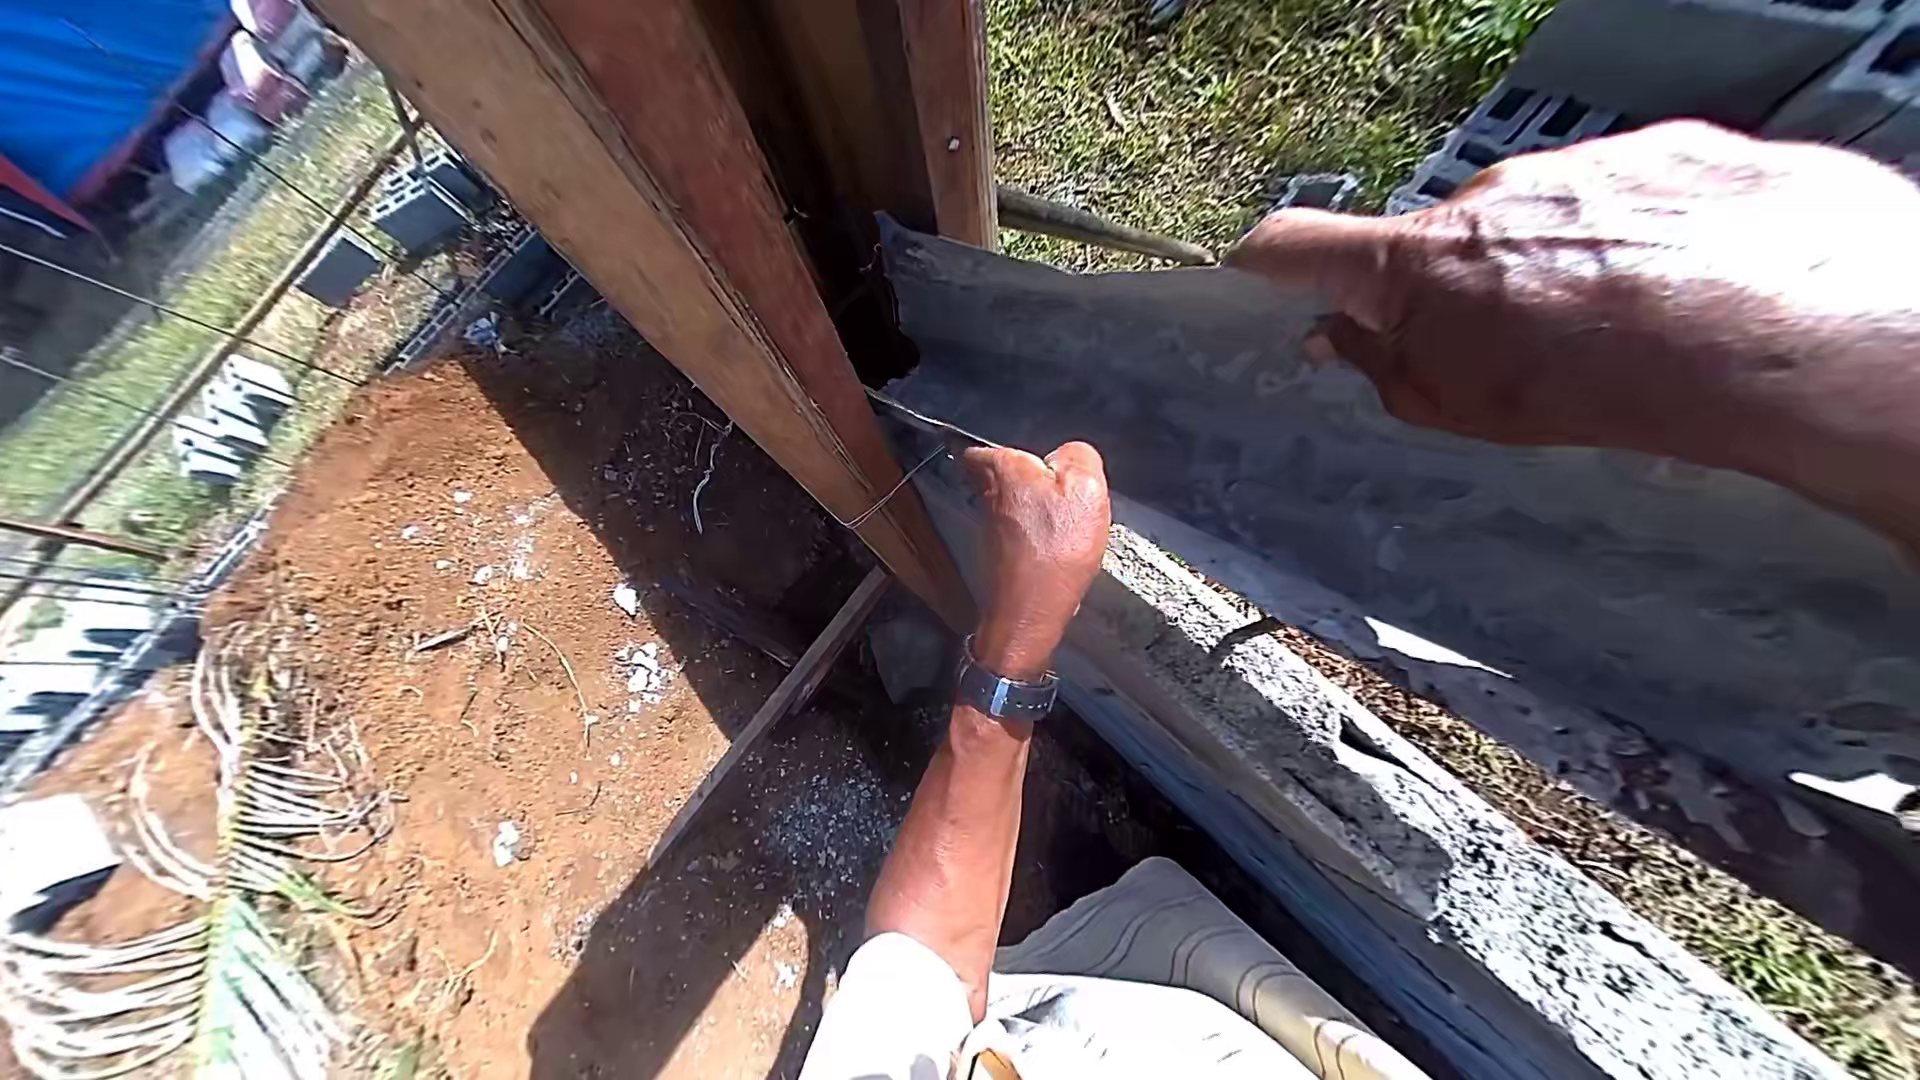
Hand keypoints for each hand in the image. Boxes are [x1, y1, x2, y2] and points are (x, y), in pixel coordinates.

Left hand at [961, 442, 1110, 679]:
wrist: (1030, 612)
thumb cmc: (1055, 550)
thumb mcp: (1086, 488)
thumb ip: (1078, 455)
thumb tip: (1070, 453)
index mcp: (1000, 466)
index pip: (983, 439)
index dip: (1011, 445)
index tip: (1032, 456)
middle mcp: (984, 493)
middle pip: (1002, 471)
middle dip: (1026, 476)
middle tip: (1059, 487)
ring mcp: (987, 525)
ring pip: (1011, 501)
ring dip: (1035, 507)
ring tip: (1064, 522)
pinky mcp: (996, 552)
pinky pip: (1019, 530)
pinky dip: (1036, 534)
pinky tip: (1058, 547)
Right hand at [1231, 121, 1919, 541]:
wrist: (1799, 340)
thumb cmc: (1593, 389)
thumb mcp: (1448, 404)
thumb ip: (1380, 361)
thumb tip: (1340, 332)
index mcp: (1412, 264)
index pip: (1297, 243)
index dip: (1262, 259)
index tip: (1247, 271)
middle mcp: (1479, 197)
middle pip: (1421, 238)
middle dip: (1432, 282)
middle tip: (1478, 334)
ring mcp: (1576, 162)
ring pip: (1516, 215)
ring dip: (1524, 258)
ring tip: (1588, 314)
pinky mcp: (1669, 143)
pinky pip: (1602, 193)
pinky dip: (1606, 234)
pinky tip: (1654, 280)